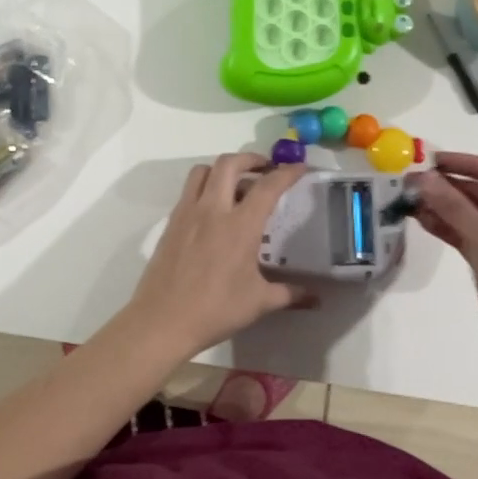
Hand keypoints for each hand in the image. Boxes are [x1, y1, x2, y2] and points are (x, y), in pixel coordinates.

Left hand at [116, 153, 313, 358]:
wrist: (162, 320)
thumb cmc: (215, 310)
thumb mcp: (259, 303)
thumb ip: (289, 294)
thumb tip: (315, 297)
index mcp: (240, 226)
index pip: (268, 187)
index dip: (287, 173)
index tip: (300, 168)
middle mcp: (213, 210)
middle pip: (229, 163)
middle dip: (250, 158)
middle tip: (265, 168)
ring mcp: (187, 213)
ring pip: (203, 171)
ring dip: (222, 168)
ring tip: (236, 184)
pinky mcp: (171, 223)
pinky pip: (188, 190)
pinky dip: (204, 186)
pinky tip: (213, 210)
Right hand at [409, 154, 477, 372]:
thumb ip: (454, 206)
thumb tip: (423, 178)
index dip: (467, 162)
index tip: (432, 161)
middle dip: (449, 186)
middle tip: (412, 183)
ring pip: (471, 215)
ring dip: (443, 207)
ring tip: (409, 201)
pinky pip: (466, 236)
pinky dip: (445, 227)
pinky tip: (421, 221)